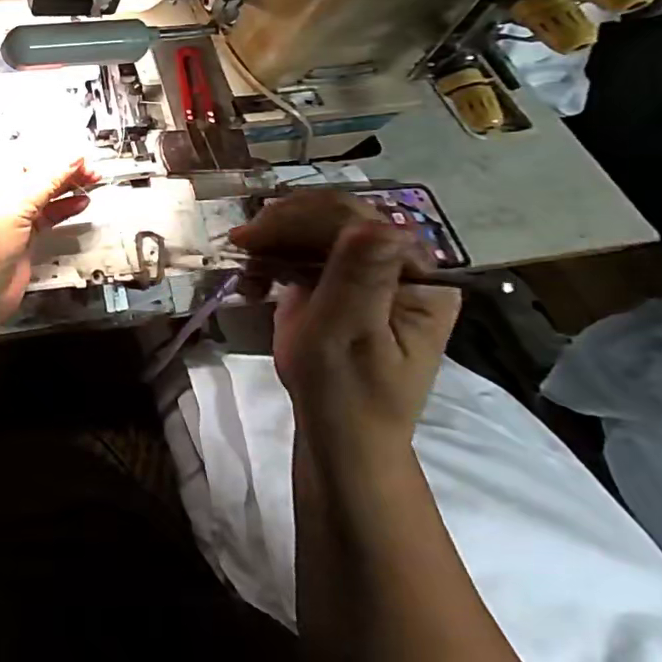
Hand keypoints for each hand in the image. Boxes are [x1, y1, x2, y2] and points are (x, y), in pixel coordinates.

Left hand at [0, 156, 98, 341]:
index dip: (52, 149)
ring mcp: (11, 214)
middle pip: (36, 170)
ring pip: (45, 191)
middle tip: (91, 165)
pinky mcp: (24, 234)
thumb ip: (46, 180)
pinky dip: (65, 207)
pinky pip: (48, 213)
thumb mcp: (13, 208)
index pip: (23, 152)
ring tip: (94, 178)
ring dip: (69, 185)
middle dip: (64, 166)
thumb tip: (76, 155)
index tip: (80, 148)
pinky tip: (83, 202)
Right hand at [228, 191, 461, 448]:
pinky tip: (256, 275)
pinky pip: (311, 251)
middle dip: (286, 226)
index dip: (305, 219)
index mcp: (419, 275)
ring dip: (278, 239)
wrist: (340, 442)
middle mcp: (401, 265)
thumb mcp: (350, 337)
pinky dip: (279, 256)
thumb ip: (360, 277)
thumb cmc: (347, 397)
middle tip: (241, 241)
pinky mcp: (345, 283)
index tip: (254, 234)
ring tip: (245, 260)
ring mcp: (372, 272)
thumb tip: (371, 223)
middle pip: (338, 219)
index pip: (360, 222)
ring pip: (320, 230)